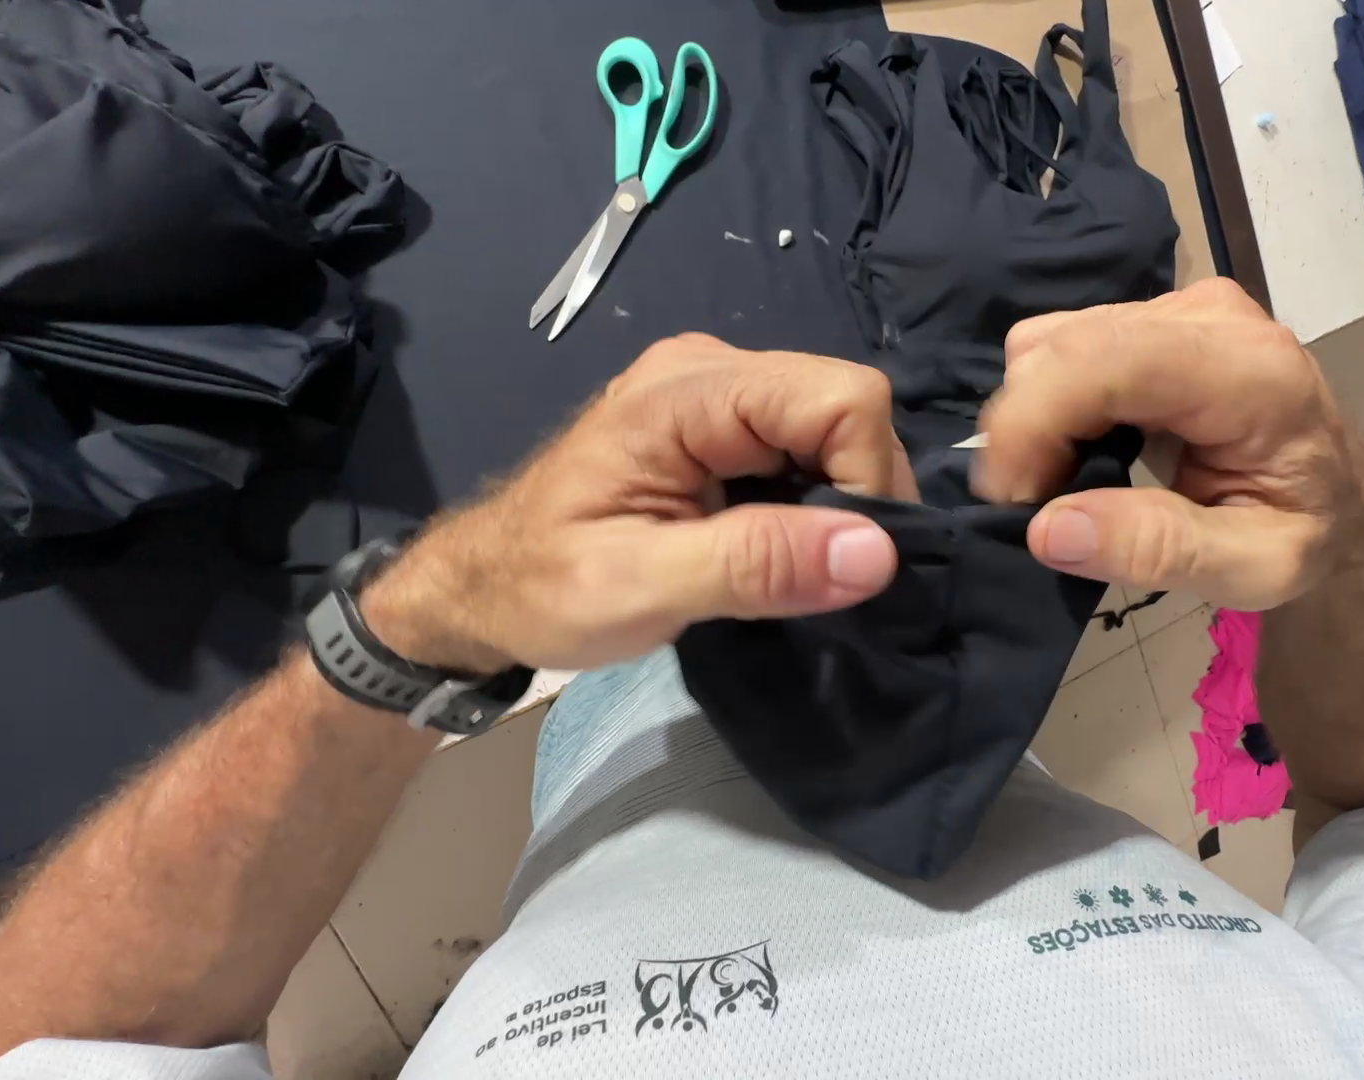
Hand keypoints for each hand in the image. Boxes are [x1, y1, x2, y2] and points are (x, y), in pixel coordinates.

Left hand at [362, 334, 917, 671]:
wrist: (486, 586)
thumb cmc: (542, 588)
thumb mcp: (639, 587)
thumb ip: (754, 565)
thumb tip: (877, 552)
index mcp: (690, 390)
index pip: (843, 398)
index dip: (867, 478)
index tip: (844, 560)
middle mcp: (715, 370)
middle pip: (848, 406)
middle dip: (859, 493)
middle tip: (819, 571)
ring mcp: (722, 394)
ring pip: (837, 429)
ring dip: (842, 501)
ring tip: (798, 562)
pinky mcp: (728, 426)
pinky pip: (811, 449)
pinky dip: (820, 501)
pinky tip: (785, 542)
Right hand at [974, 279, 1363, 610]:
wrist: (1336, 493)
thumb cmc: (1306, 533)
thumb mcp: (1254, 569)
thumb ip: (1158, 550)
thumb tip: (1046, 529)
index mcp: (1248, 372)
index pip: (1107, 361)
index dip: (1034, 421)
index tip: (1011, 499)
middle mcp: (1206, 318)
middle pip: (1063, 347)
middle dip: (1024, 431)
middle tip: (1039, 506)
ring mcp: (1172, 308)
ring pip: (1047, 342)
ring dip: (1032, 419)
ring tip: (1066, 478)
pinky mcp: (1145, 318)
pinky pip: (1056, 346)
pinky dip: (1044, 403)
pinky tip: (1077, 446)